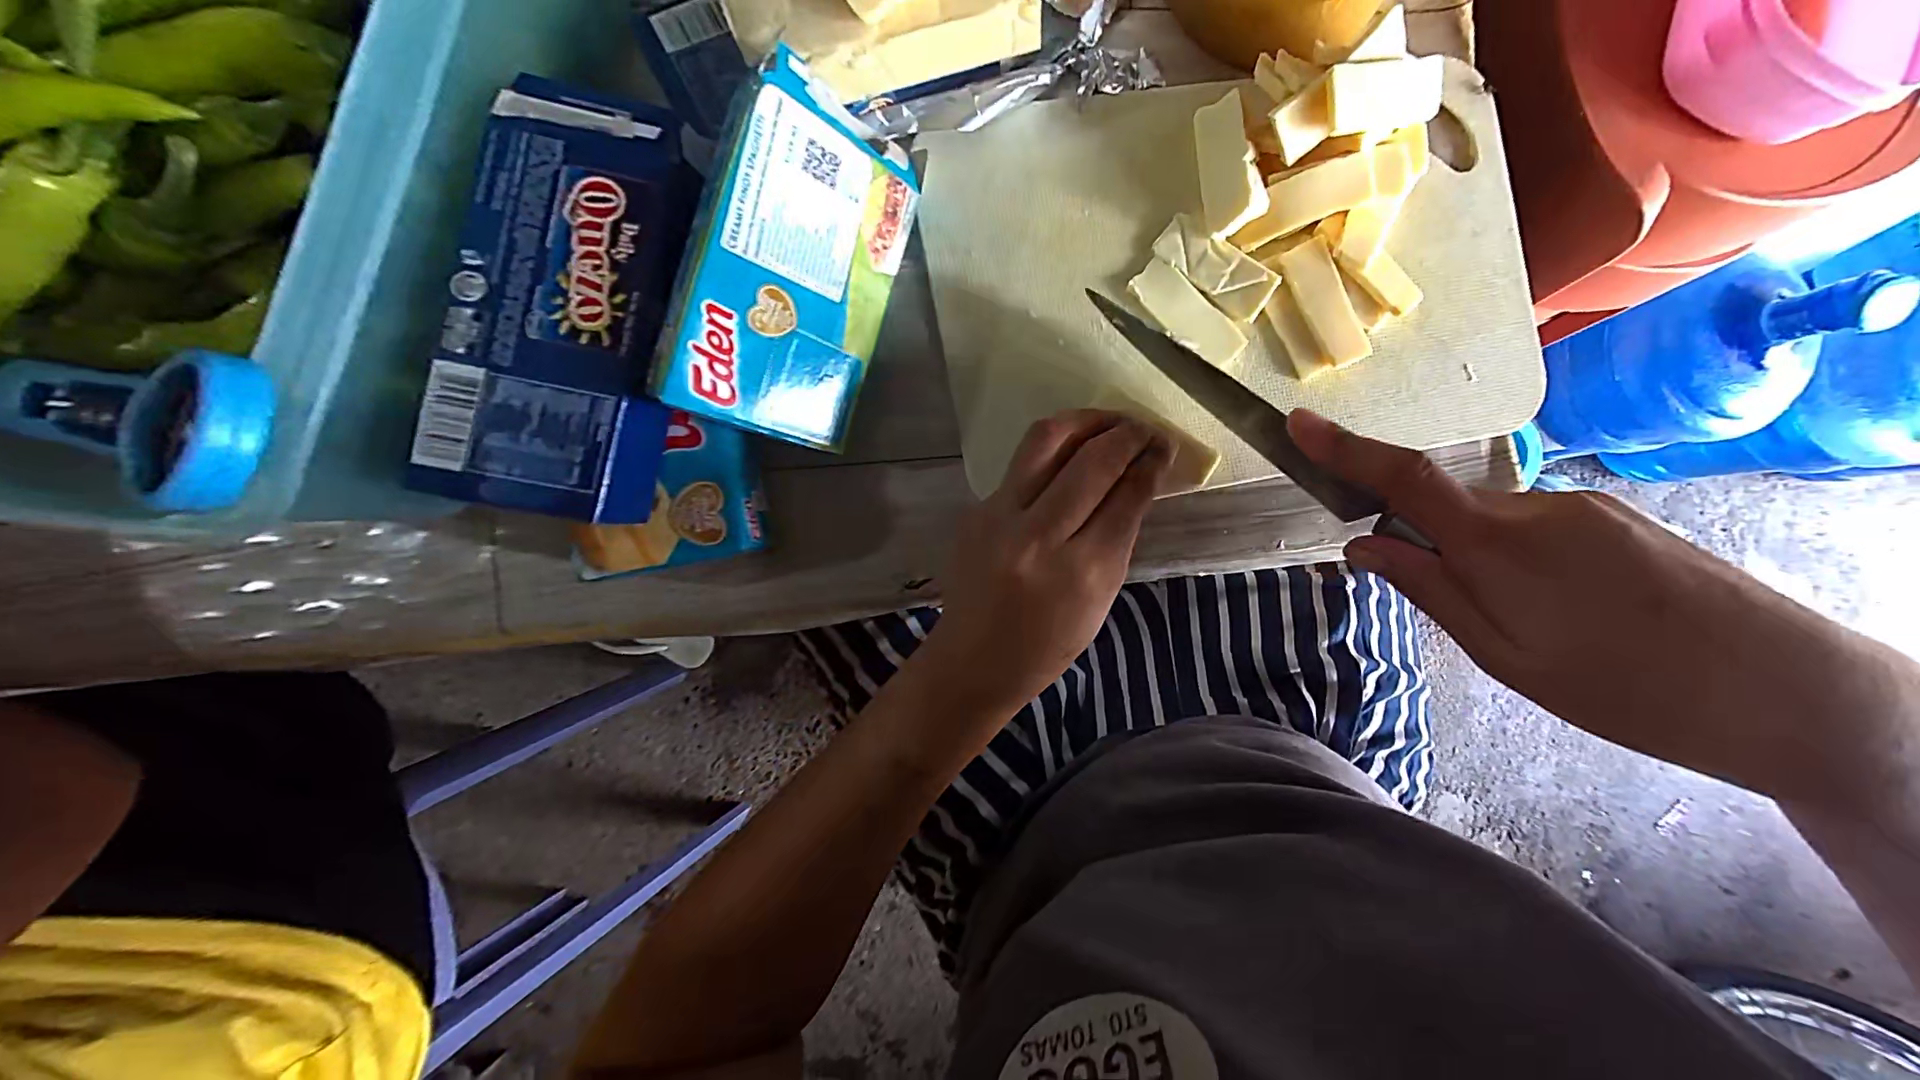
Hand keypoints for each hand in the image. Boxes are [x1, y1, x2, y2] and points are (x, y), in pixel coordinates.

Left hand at [918, 410, 1171, 717]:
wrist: (975, 659)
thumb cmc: (1049, 642)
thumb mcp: (1100, 598)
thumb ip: (1117, 537)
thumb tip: (1135, 479)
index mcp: (1082, 571)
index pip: (1126, 496)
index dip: (1151, 463)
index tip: (1163, 448)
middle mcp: (1039, 537)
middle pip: (1092, 460)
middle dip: (1128, 434)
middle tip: (1144, 431)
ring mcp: (999, 518)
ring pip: (1047, 440)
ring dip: (1087, 421)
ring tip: (1109, 423)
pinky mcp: (976, 510)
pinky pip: (1021, 463)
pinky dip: (1055, 451)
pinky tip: (1070, 453)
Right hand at [1288, 410, 1919, 811]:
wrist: (1801, 696)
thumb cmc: (1628, 692)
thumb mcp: (1504, 655)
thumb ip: (1428, 591)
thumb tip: (1362, 546)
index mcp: (1498, 544)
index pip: (1401, 479)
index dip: (1344, 449)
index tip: (1298, 424)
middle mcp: (1536, 506)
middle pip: (1442, 505)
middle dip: (1422, 543)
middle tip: (1463, 614)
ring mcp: (1581, 507)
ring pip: (1488, 520)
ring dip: (1476, 559)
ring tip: (1533, 628)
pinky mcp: (1613, 518)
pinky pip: (1529, 525)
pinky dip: (1513, 558)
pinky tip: (1563, 612)